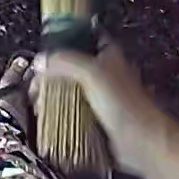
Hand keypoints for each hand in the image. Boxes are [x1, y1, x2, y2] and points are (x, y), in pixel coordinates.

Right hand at [35, 47, 178, 177]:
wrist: (143, 143)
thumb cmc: (124, 103)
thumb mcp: (91, 73)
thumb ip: (64, 62)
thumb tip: (39, 61)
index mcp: (107, 52)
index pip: (80, 35)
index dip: (61, 38)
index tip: (42, 48)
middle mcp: (104, 69)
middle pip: (71, 63)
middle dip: (51, 71)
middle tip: (35, 81)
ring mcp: (101, 93)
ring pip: (71, 86)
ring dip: (53, 92)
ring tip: (36, 99)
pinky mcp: (98, 115)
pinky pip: (73, 107)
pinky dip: (59, 109)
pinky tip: (47, 115)